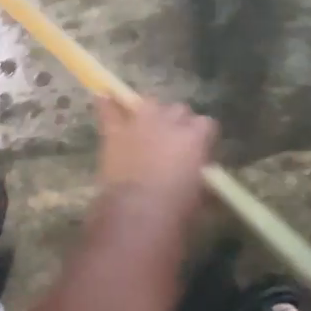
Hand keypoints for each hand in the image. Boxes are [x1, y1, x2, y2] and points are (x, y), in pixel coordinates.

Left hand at [95, 96, 216, 215]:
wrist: (137, 211)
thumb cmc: (176, 210)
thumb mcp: (200, 198)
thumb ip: (203, 181)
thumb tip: (203, 182)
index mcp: (195, 138)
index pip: (207, 124)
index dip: (203, 135)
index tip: (200, 149)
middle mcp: (169, 122)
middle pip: (179, 109)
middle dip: (178, 121)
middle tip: (173, 141)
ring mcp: (140, 121)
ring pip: (149, 102)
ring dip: (151, 112)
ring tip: (147, 127)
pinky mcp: (115, 130)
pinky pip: (108, 107)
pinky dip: (107, 104)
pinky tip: (104, 99)